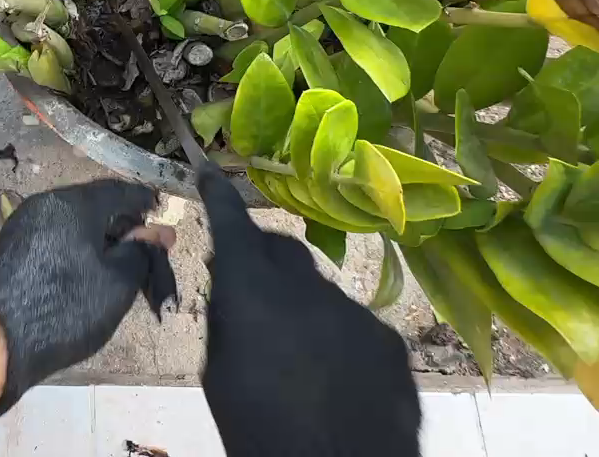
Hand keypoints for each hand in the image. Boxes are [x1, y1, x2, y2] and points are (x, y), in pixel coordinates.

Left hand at [0, 178, 176, 415]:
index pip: (117, 190)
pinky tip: (85, 262)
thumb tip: (160, 232)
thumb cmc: (68, 307)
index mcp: (74, 204)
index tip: (159, 210)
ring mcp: (25, 219)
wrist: (1, 337)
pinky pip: (54, 229)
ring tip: (116, 255)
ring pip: (72, 216)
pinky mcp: (13, 240)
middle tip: (142, 241)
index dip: (142, 199)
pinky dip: (75, 239)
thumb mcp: (117, 284)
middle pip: (92, 201)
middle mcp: (47, 202)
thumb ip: (141, 252)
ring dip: (97, 230)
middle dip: (120, 218)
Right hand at [197, 167, 421, 456]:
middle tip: (253, 288)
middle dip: (263, 256)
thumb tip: (230, 275)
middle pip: (281, 247)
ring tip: (301, 355)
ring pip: (320, 290)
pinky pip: (356, 323)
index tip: (207, 170)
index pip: (230, 220)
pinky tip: (338, 378)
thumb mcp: (218, 368)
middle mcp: (305, 285)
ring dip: (304, 305)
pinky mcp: (391, 342)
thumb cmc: (256, 429)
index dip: (216, 192)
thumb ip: (225, 310)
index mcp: (251, 288)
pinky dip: (340, 337)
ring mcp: (354, 311)